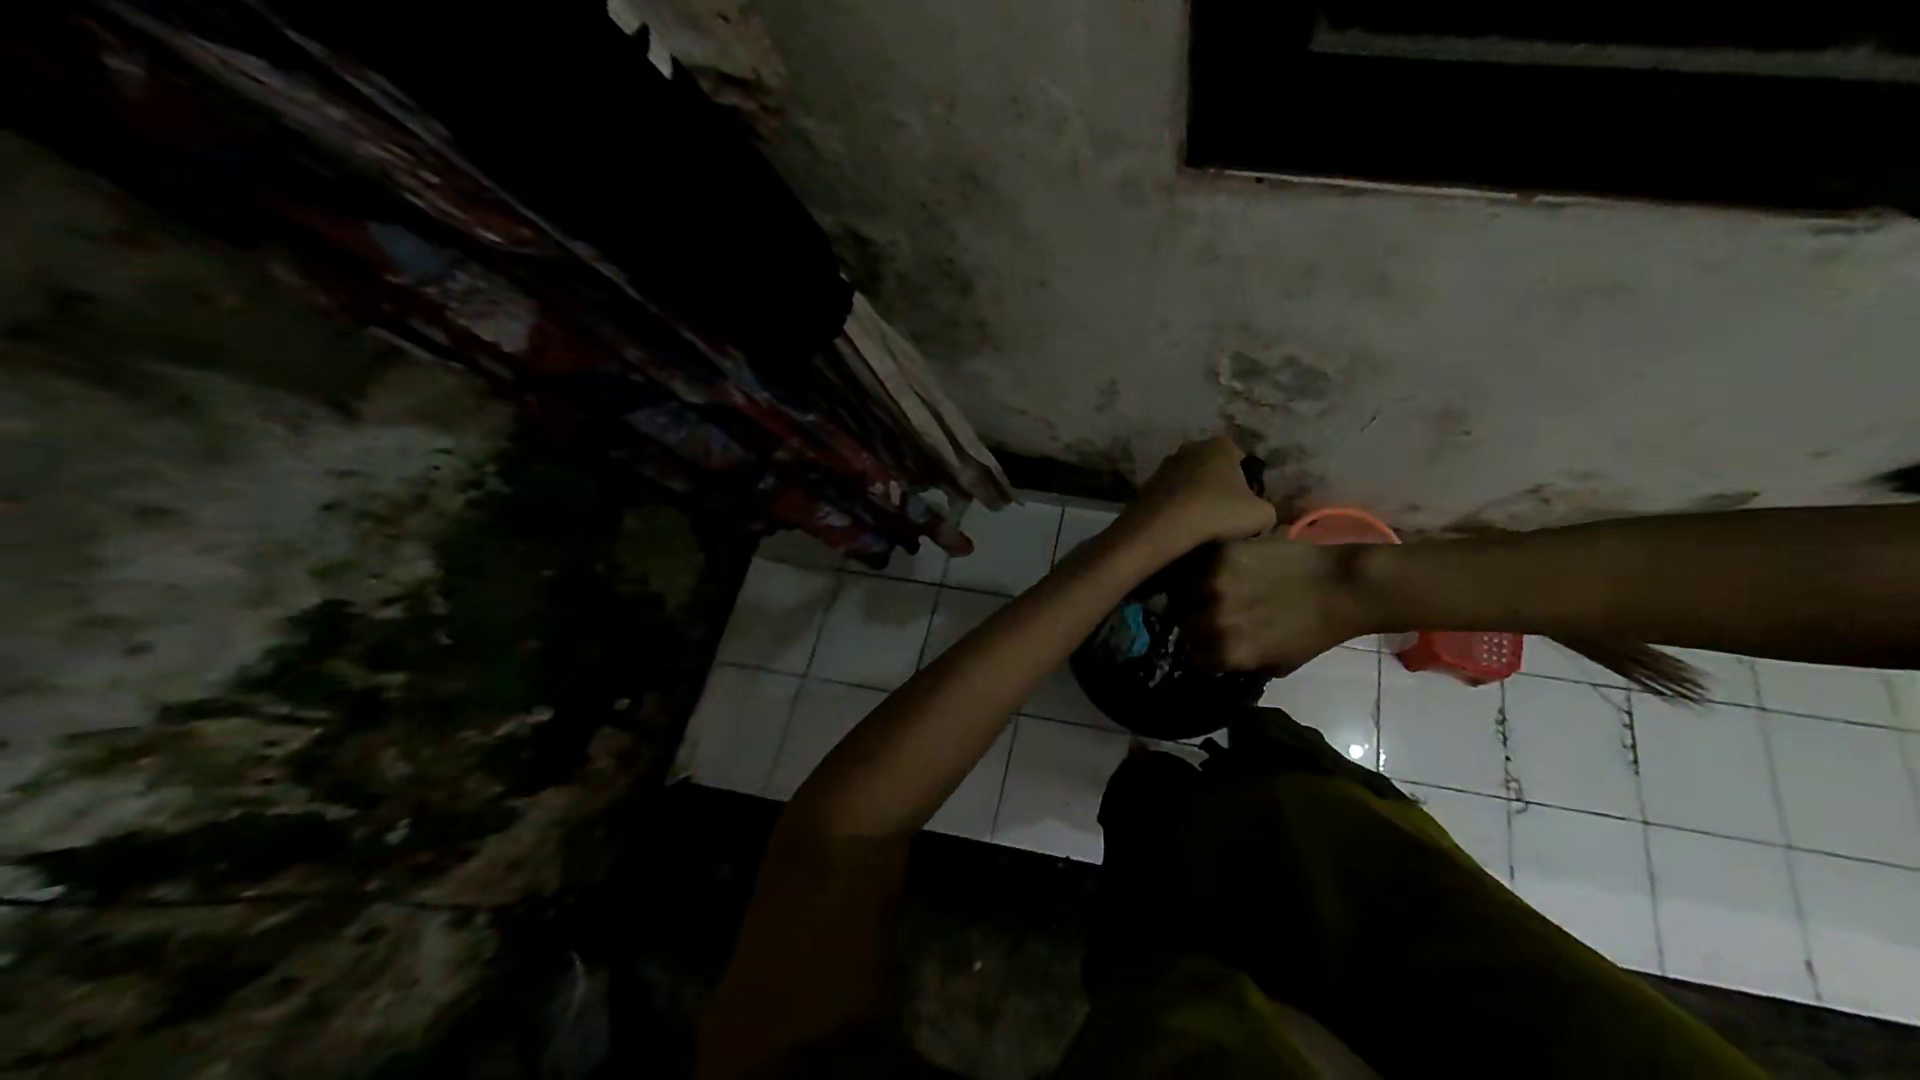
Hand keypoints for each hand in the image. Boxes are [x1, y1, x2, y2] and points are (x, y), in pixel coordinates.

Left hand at [1123, 436, 1276, 554]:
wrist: (1163, 525)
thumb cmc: (1218, 511)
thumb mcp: (1261, 514)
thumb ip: (1278, 509)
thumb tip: (1280, 511)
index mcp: (1221, 445)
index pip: (1244, 460)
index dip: (1249, 484)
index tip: (1247, 505)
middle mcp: (1192, 446)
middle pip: (1215, 468)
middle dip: (1222, 487)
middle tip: (1226, 514)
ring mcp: (1166, 463)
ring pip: (1191, 479)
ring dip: (1197, 495)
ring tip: (1202, 521)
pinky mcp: (1147, 482)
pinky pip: (1171, 493)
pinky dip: (1177, 504)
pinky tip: (1181, 522)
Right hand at [1189, 535, 1370, 672]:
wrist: (1343, 585)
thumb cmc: (1317, 631)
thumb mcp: (1277, 663)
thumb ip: (1241, 661)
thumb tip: (1218, 657)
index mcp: (1228, 651)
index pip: (1193, 657)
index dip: (1201, 651)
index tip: (1208, 644)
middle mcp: (1214, 619)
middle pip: (1183, 624)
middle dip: (1194, 623)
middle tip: (1208, 617)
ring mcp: (1214, 583)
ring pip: (1183, 593)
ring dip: (1193, 595)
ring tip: (1208, 592)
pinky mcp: (1220, 554)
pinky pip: (1197, 566)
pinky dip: (1204, 571)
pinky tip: (1217, 572)